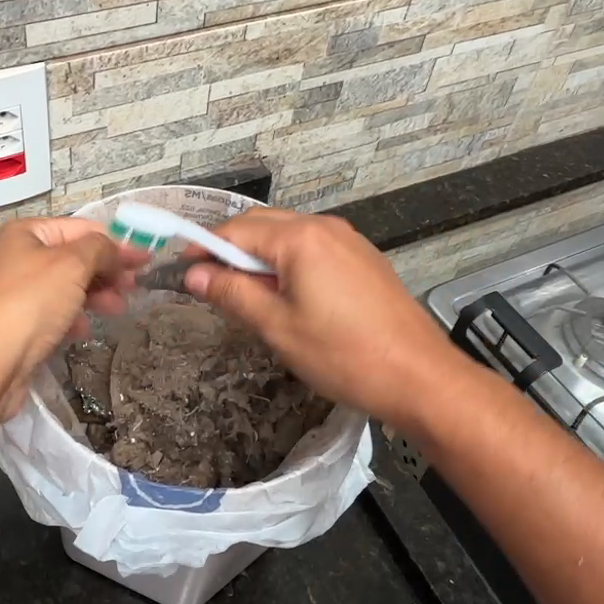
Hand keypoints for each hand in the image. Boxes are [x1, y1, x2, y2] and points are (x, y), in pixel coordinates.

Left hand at [0, 217, 145, 417]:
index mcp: (25, 233)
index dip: (115, 241)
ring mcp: (11, 293)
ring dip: (93, 295)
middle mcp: (14, 257)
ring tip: (117, 309)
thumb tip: (114, 250)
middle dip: (105, 271)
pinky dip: (71, 317)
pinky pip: (50, 313)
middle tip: (134, 287)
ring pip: (63, 287)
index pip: (80, 228)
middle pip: (72, 258)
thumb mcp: (71, 265)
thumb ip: (100, 249)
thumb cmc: (28, 303)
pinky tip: (83, 330)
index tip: (146, 259)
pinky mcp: (13, 325)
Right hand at [183, 209, 461, 426]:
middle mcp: (325, 227)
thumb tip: (194, 275)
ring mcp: (349, 241)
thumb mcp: (278, 328)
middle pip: (261, 225)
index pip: (235, 231)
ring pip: (288, 235)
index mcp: (300, 239)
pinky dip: (288, 261)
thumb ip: (233, 294)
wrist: (421, 378)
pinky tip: (285, 295)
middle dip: (230, 247)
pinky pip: (312, 247)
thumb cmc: (345, 356)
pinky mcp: (363, 259)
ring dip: (259, 255)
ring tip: (244, 294)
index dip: (203, 248)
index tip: (182, 272)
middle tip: (208, 283)